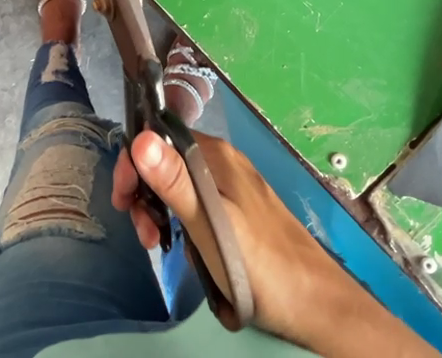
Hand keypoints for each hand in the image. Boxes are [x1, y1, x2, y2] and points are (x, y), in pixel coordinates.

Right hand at [114, 131, 434, 356]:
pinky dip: (182, 220)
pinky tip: (185, 246)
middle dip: (145, 191)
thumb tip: (140, 137)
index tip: (123, 200)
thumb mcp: (209, 224)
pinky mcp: (238, 209)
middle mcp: (223, 161)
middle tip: (143, 232)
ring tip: (159, 244)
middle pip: (167, 161)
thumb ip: (174, 181)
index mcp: (216, 155)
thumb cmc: (260, 264)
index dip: (134, 164)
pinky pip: (197, 202)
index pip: (158, 137)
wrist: (318, 304)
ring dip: (160, 210)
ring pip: (180, 184)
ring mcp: (232, 186)